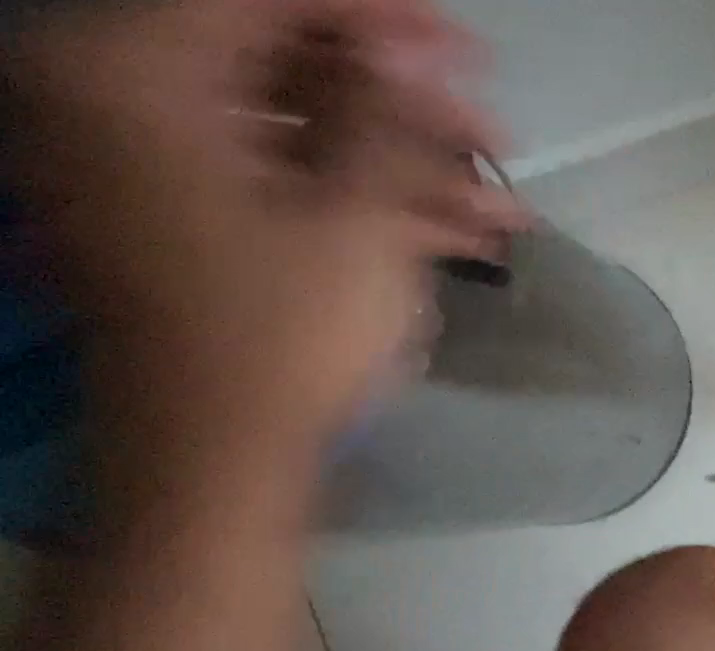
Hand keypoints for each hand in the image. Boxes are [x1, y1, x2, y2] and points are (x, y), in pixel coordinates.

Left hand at [5, 0, 525, 486]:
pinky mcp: (191, 215)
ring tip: (503, 210)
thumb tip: (410, 51)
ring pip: (303, 134)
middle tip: (494, 137)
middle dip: (408, 107)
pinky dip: (374, 203)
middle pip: (287, 66)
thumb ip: (383, 119)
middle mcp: (122, 99)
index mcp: (131, 75)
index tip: (466, 48)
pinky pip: (292, 182)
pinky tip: (464, 235)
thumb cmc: (281, 338)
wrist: (221, 454)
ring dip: (410, 168)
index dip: (379, 18)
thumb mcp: (352, 221)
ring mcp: (156, 163)